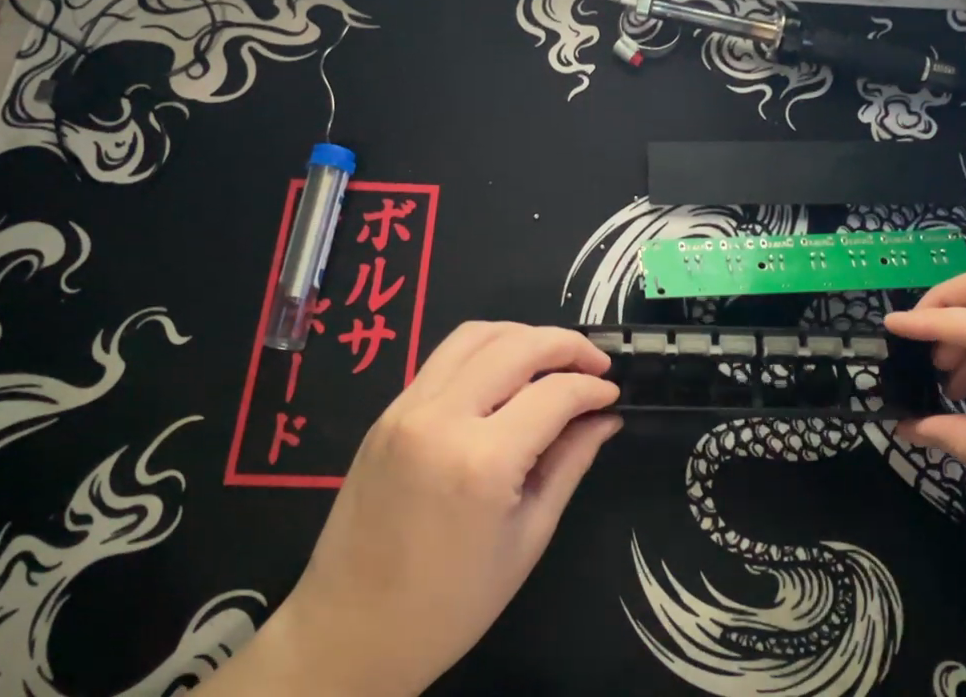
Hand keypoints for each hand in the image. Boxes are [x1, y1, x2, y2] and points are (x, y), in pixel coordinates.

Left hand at [212, 323, 620, 696]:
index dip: (592, 386)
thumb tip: (604, 419)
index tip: (612, 394)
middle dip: (564, 344)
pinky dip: (483, 351)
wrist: (352, 629)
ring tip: (552, 358)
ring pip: (473, 336)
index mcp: (482, 461)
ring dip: (521, 335)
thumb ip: (569, 464)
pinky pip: (443, 359)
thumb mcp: (527, 538)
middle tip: (596, 362)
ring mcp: (406, 409)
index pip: (553, 394)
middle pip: (514, 346)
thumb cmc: (451, 603)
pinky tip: (506, 374)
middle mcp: (441, 418)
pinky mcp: (387, 413)